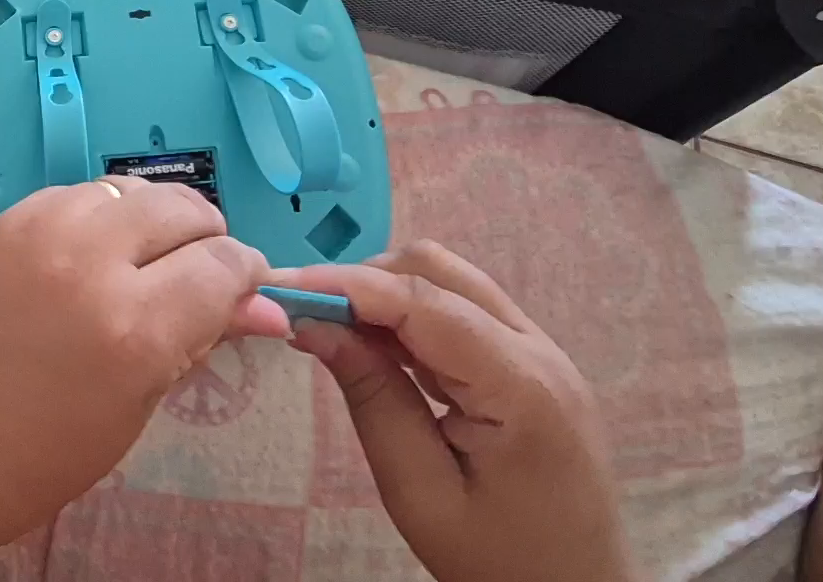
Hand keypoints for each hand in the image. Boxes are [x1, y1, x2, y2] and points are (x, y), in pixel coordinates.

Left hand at [0, 177, 286, 564]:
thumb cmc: (47, 449)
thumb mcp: (138, 402)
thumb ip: (203, 338)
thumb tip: (268, 308)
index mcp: (132, 325)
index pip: (222, 264)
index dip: (245, 272)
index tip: (244, 285)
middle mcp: (87, 259)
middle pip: (180, 206)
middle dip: (204, 234)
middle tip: (196, 269)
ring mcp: (38, 229)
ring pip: (128, 187)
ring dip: (149, 218)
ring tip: (140, 259)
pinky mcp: (4, 219)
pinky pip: (75, 193)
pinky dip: (98, 214)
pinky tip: (89, 251)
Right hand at [274, 241, 637, 581]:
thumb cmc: (498, 563)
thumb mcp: (418, 491)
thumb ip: (370, 397)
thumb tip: (311, 324)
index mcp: (521, 387)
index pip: (423, 301)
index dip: (348, 284)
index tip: (282, 288)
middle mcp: (539, 351)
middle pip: (436, 270)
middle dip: (364, 279)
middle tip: (309, 313)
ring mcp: (539, 351)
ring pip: (445, 278)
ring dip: (384, 291)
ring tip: (336, 328)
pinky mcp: (527, 361)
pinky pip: (457, 306)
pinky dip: (405, 311)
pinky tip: (375, 344)